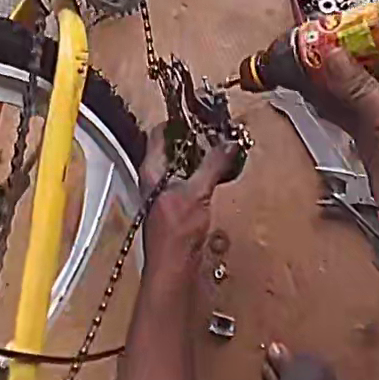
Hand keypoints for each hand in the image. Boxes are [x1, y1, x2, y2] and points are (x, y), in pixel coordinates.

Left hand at [139, 124, 238, 265]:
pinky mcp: (175, 205)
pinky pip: (188, 180)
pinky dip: (201, 172)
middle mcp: (154, 179)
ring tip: (218, 147)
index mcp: (151, 170)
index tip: (196, 114)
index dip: (176, 121)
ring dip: (198, 155)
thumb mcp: (198, 191)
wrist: (174, 265)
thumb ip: (214, 165)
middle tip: (213, 129)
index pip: (158, 134)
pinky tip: (216, 173)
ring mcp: (164, 192)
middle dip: (192, 138)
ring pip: (180, 164)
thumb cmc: (175, 233)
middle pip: (171, 148)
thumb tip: (227, 144)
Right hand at [302, 43, 378, 269]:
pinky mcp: (370, 134)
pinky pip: (342, 107)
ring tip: (300, 47)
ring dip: (330, 66)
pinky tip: (301, 84)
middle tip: (319, 20)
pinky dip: (322, 97)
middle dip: (351, 34)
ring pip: (356, 78)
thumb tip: (328, 53)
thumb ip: (361, 89)